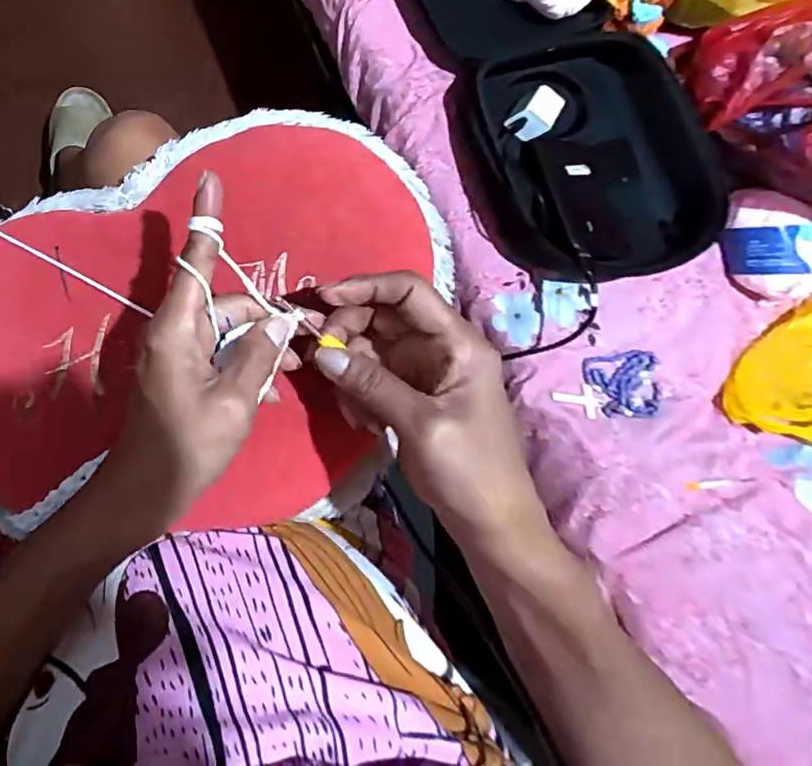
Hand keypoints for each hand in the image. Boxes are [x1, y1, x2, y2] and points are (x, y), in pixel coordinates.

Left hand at [95, 172, 300, 538]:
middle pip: (224, 304)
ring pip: (224, 329)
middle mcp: (170, 330)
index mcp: (177, 329)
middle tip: (301, 349)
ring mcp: (171, 350)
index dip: (205, 221)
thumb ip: (260, 354)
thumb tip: (281, 321)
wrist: (143, 491)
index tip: (207, 180)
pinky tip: (264, 393)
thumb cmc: (187, 448)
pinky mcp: (175, 368)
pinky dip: (240, 365)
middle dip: (261, 320)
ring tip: (283, 382)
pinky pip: (215, 351)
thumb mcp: (236, 402)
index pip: (194, 262)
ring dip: (254, 349)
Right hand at [309, 272, 552, 556]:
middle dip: (346, 330)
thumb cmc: (471, 471)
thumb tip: (322, 353)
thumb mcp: (422, 424)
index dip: (365, 285)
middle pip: (379, 314)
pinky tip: (365, 423)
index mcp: (457, 342)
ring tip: (352, 408)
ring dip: (348, 367)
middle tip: (321, 357)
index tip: (324, 297)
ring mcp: (419, 368)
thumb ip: (372, 384)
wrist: (490, 525)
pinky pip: (366, 373)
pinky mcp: (405, 391)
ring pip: (367, 344)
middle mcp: (437, 346)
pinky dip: (354, 390)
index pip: (407, 290)